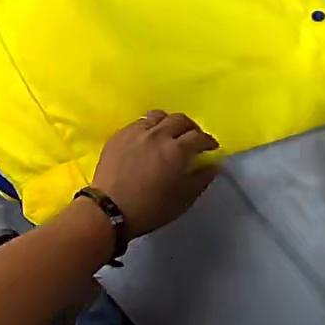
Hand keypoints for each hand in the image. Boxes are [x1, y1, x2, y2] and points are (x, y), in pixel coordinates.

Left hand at [92, 110, 219, 236]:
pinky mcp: (118, 135)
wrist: (110, 207)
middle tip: (193, 139)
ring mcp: (135, 132)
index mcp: (176, 150)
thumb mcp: (184, 198)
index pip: (198, 137)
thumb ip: (201, 178)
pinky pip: (138, 123)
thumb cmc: (151, 207)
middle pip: (179, 120)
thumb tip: (213, 165)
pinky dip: (149, 127)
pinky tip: (148, 139)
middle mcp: (157, 135)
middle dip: (190, 128)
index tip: (211, 147)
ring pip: (157, 116)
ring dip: (168, 122)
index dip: (208, 141)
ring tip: (169, 134)